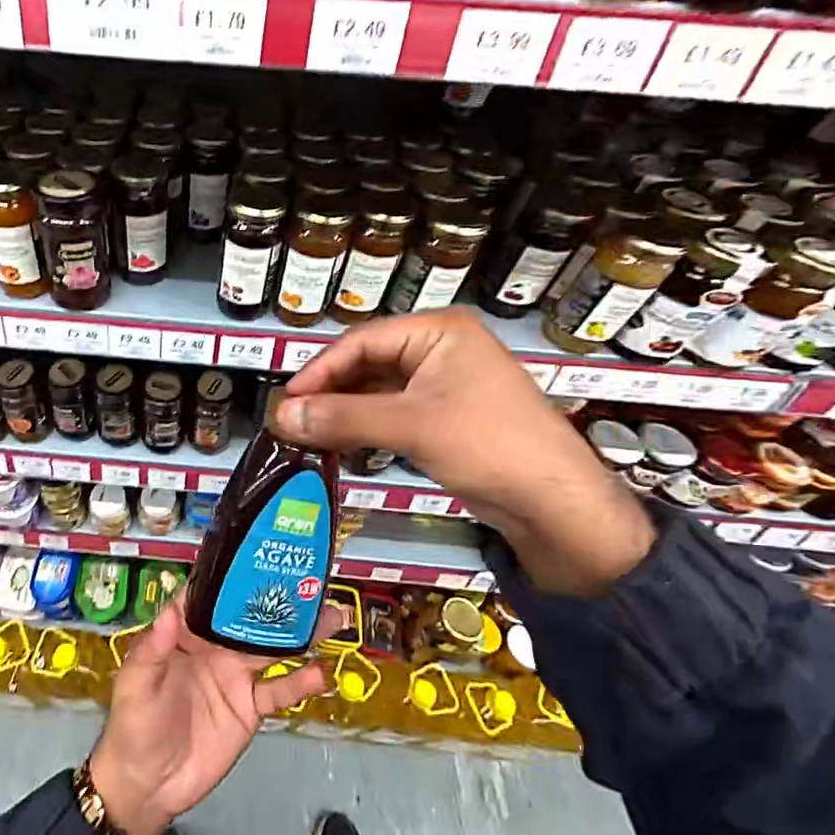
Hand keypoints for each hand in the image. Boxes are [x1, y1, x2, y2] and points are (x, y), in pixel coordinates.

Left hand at [88, 600, 346, 834]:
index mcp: (186, 635)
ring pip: (274, 649)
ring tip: (332, 616)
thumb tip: (171, 608)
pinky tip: (321, 672)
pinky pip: (280, 691)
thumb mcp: (137, 683)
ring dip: (302, 634)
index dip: (231, 579)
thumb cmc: (135, 725)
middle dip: (278, 601)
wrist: (150, 785)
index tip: (257, 558)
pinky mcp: (250, 707)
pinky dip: (301, 682)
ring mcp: (236, 677)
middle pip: (251, 619)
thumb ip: (153, 647)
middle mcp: (215, 648)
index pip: (210, 599)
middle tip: (310, 582)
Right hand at [276, 308, 653, 597]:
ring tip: (309, 434)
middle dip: (330, 393)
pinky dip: (364, 427)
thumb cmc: (487, 445)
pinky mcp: (444, 416)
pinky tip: (340, 443)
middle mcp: (439, 349)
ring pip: (377, 390)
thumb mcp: (409, 426)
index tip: (288, 401)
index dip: (320, 370)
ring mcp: (443, 384)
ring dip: (344, 412)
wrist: (554, 503)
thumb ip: (342, 418)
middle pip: (367, 363)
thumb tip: (280, 418)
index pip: (362, 341)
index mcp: (438, 331)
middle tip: (294, 420)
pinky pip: (392, 413)